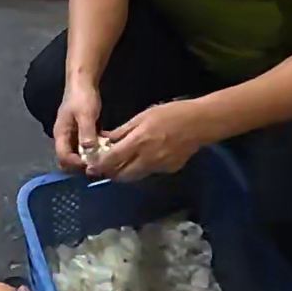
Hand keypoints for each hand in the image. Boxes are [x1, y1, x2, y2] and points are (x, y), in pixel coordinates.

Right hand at [53, 82, 101, 171]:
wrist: (83, 82)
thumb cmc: (82, 97)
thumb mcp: (85, 115)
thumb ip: (86, 133)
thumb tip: (88, 153)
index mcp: (60, 133)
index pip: (63, 157)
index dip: (76, 164)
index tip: (92, 165)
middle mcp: (64, 137)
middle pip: (68, 159)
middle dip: (81, 165)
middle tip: (98, 166)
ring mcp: (71, 135)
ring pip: (77, 154)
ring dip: (88, 159)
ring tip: (103, 161)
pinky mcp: (80, 132)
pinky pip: (84, 147)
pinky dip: (92, 151)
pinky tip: (104, 151)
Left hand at [88, 101, 215, 180]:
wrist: (201, 123)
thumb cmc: (170, 114)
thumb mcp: (142, 117)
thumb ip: (123, 131)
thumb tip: (105, 139)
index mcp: (139, 142)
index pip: (113, 159)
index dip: (99, 165)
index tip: (90, 167)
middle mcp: (147, 158)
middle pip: (122, 174)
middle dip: (110, 173)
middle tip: (103, 167)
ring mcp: (160, 166)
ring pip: (135, 176)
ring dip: (124, 173)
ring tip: (118, 164)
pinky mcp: (169, 170)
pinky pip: (149, 172)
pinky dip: (140, 169)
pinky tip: (139, 160)